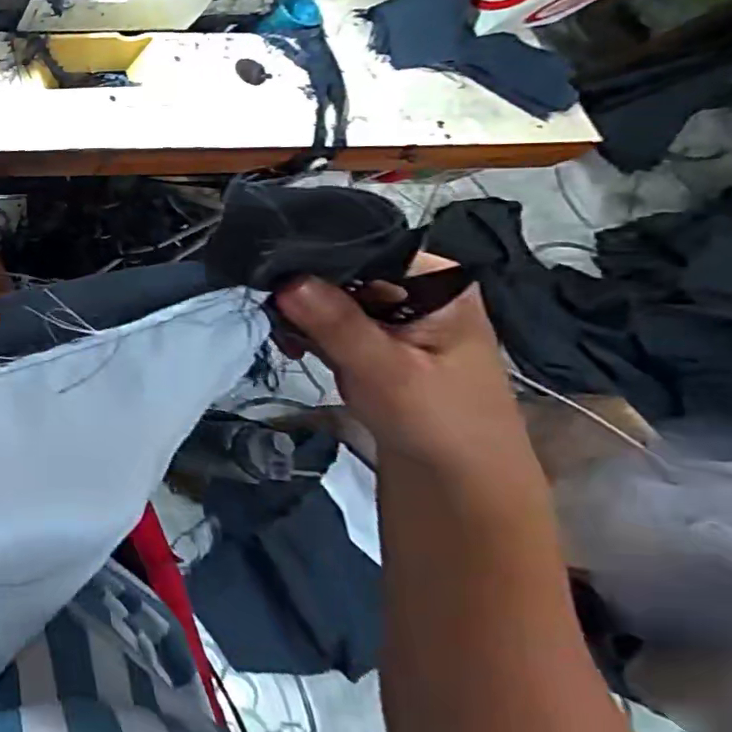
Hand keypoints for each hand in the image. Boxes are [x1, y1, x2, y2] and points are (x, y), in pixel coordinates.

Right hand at [275, 253, 530, 475]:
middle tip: (276, 319)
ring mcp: (392, 311)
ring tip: (288, 340)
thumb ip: (338, 324)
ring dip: (300, 314)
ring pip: (327, 293)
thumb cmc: (439, 424)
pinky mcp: (372, 334)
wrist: (458, 485)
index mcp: (434, 279)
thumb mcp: (387, 372)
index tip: (272, 278)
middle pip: (340, 268)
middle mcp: (413, 285)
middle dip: (302, 291)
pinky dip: (307, 329)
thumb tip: (286, 280)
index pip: (363, 246)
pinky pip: (327, 317)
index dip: (315, 258)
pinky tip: (295, 347)